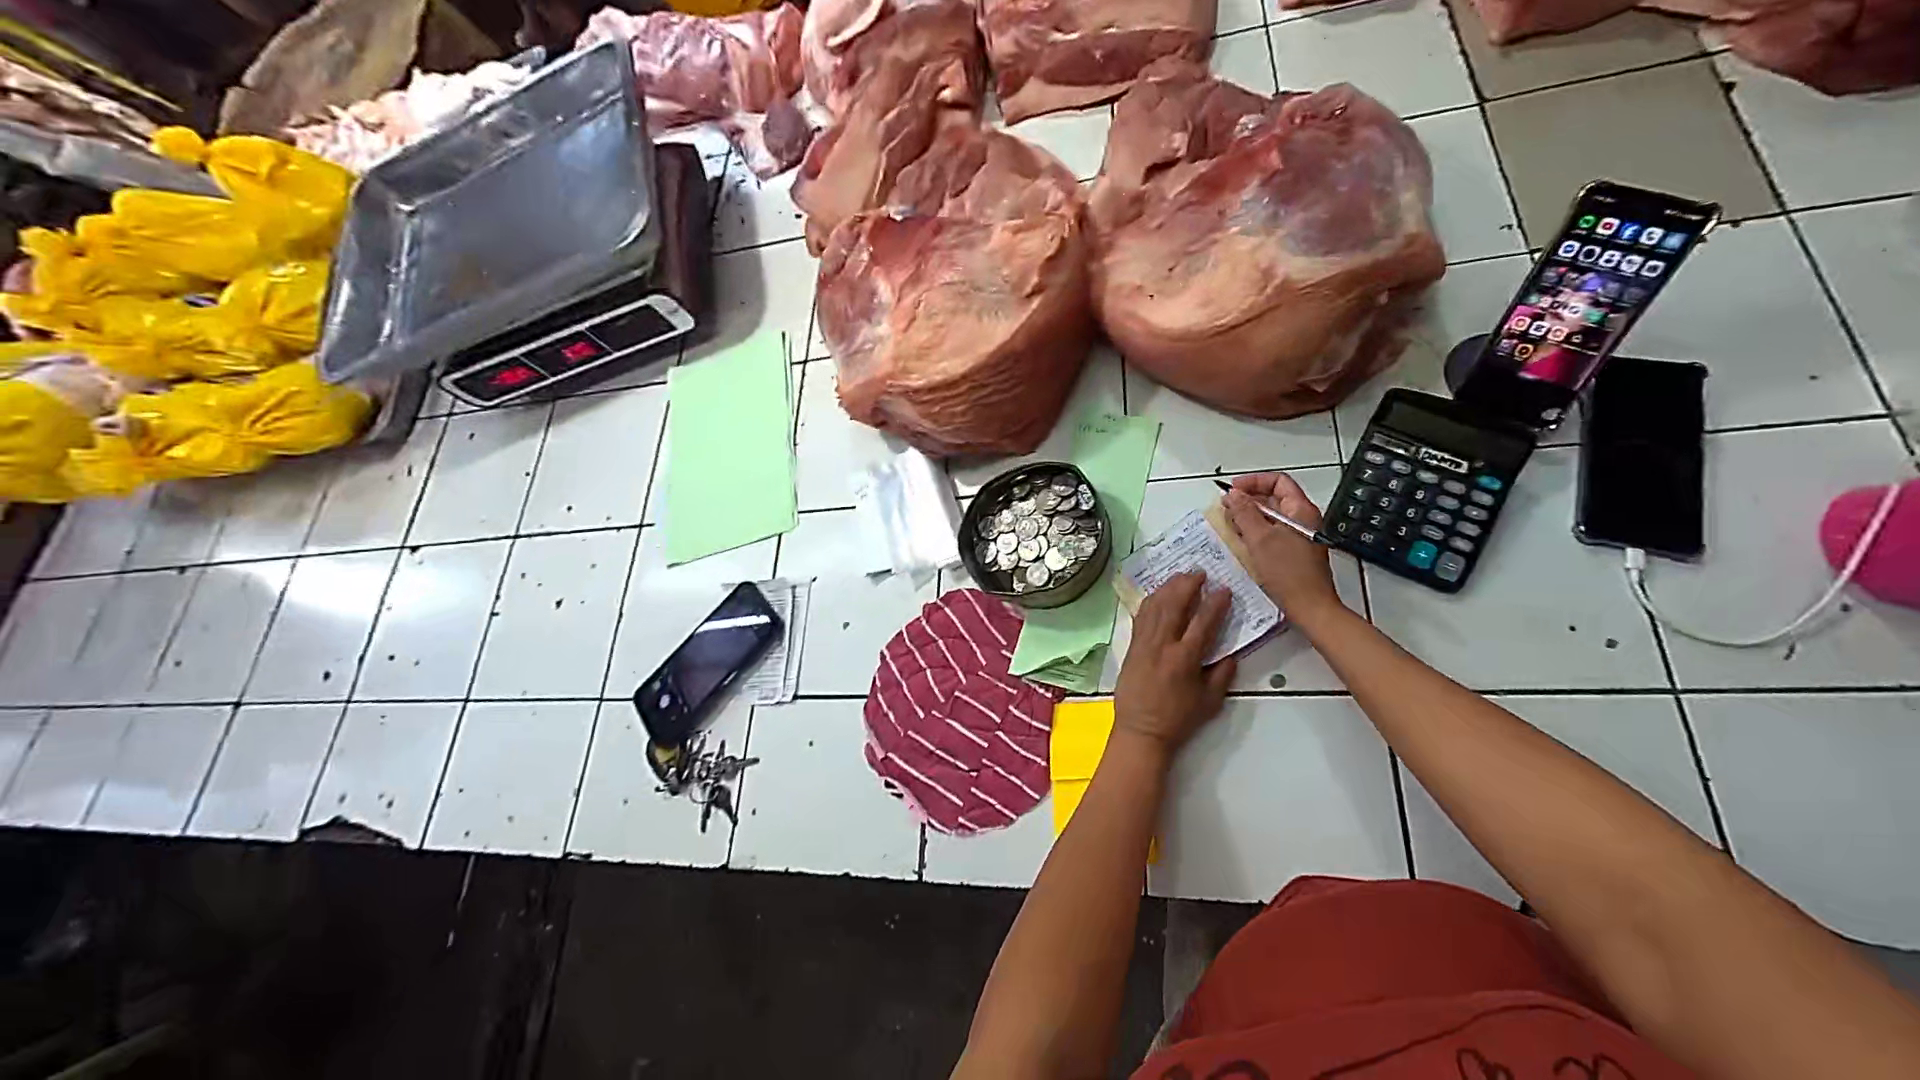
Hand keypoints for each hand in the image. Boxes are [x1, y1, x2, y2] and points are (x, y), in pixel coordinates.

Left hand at [1112, 571, 1235, 754]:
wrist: (1141, 730)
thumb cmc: (1178, 719)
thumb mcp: (1210, 701)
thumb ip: (1222, 674)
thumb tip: (1231, 654)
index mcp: (1185, 659)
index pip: (1203, 623)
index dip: (1214, 604)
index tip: (1223, 589)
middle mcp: (1162, 646)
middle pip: (1174, 606)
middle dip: (1188, 586)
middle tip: (1199, 573)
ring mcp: (1144, 645)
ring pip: (1155, 608)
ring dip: (1168, 589)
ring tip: (1180, 577)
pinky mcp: (1131, 647)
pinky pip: (1141, 618)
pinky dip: (1150, 603)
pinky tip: (1157, 594)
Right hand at [1220, 472, 1340, 622]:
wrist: (1309, 606)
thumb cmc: (1288, 572)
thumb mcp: (1260, 538)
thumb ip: (1244, 512)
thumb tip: (1233, 494)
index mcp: (1301, 510)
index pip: (1278, 481)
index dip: (1253, 481)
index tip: (1232, 490)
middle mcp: (1302, 520)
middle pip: (1273, 498)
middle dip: (1247, 500)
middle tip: (1226, 509)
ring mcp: (1298, 536)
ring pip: (1270, 517)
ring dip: (1248, 518)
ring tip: (1230, 526)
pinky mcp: (1293, 552)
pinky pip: (1271, 534)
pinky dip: (1254, 533)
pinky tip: (1241, 542)